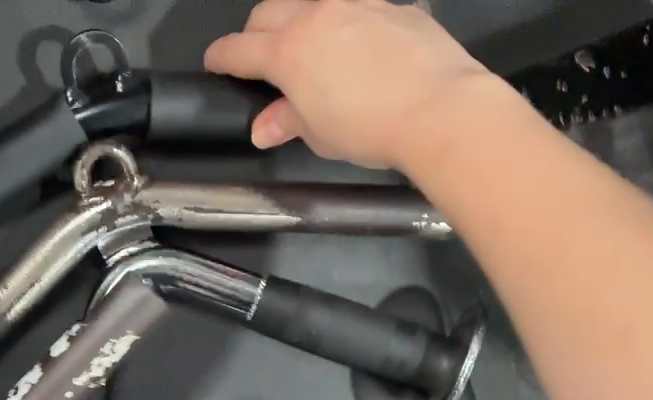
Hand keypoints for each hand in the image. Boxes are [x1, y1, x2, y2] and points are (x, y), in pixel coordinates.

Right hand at [204, 0, 502, 169]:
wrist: (438, 109)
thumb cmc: (368, 128)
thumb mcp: (316, 133)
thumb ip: (287, 120)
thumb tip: (265, 126)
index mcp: (288, 52)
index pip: (239, 49)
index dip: (221, 58)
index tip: (214, 64)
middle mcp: (319, 15)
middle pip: (269, 11)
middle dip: (255, 33)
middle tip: (258, 59)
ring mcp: (359, 5)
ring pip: (312, 1)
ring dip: (298, 21)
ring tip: (306, 51)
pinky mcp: (394, 7)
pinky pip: (356, 8)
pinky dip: (343, 25)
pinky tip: (354, 52)